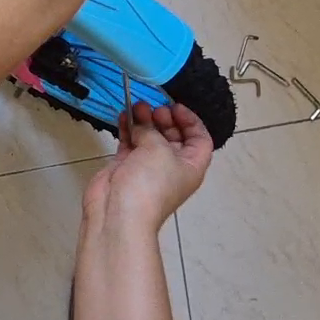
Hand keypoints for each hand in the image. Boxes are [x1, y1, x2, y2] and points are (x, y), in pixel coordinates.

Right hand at [83, 102, 214, 232]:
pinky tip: (123, 116)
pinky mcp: (126, 166)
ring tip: (136, 107)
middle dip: (164, 118)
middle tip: (153, 107)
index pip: (199, 139)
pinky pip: (130, 142)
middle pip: (173, 136)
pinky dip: (127, 129)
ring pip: (149, 137)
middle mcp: (171, 166)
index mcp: (191, 166)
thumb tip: (140, 123)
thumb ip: (151, 130)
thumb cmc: (149, 182)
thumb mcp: (158, 149)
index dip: (191, 121)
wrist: (119, 212)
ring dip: (144, 121)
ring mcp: (147, 166)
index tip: (175, 107)